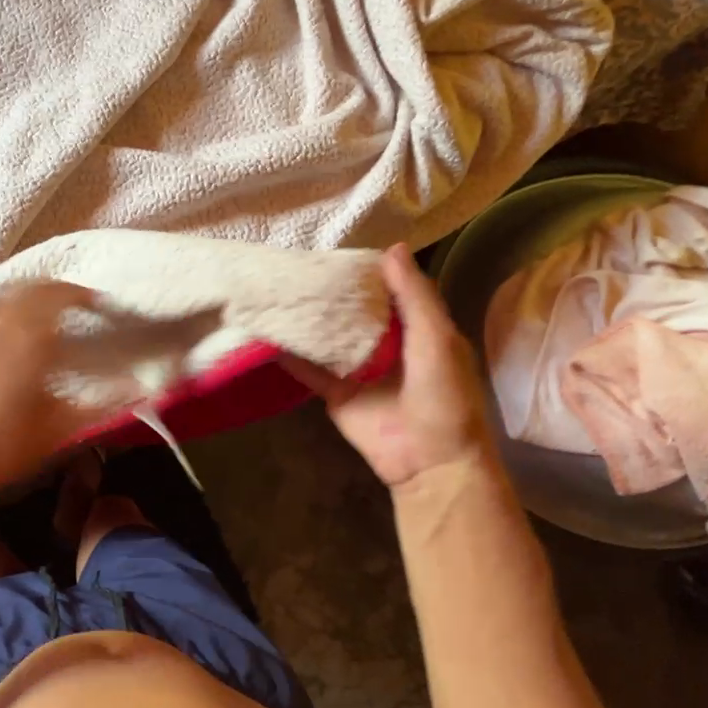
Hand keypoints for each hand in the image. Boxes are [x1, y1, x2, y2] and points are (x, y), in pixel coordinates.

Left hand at [0, 281, 99, 495]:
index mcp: (29, 338)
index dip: (80, 293)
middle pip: (28, 288)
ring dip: (27, 297)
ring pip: (3, 298)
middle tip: (74, 303)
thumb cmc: (5, 447)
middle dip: (54, 290)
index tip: (97, 302)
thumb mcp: (62, 428)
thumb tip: (144, 389)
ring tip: (44, 315)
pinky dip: (4, 313)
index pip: (58, 295)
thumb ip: (106, 404)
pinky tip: (10, 336)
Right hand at [285, 245, 498, 492]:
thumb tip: (390, 248)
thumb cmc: (443, 395)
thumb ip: (414, 296)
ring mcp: (356, 367)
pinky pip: (308, 369)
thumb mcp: (437, 338)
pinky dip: (288, 354)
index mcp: (416, 327)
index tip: (332, 250)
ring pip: (326, 336)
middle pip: (352, 311)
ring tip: (274, 292)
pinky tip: (264, 334)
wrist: (430, 458)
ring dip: (305, 320)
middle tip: (294, 267)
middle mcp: (384, 343)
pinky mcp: (334, 392)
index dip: (363, 271)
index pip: (386, 290)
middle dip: (328, 292)